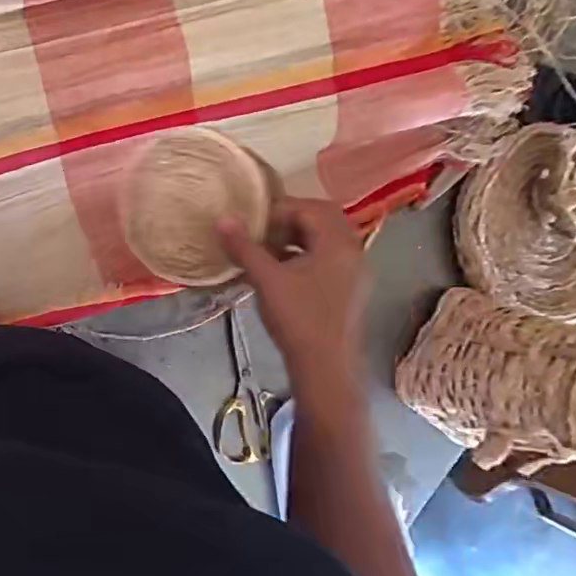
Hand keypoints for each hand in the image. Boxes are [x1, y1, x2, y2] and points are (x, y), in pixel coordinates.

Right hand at [219, 197, 369, 384]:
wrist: (324, 368)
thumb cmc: (297, 319)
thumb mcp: (266, 279)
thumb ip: (244, 247)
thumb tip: (222, 218)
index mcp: (337, 243)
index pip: (310, 208)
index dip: (279, 209)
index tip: (253, 220)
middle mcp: (352, 252)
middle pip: (322, 219)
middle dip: (290, 220)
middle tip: (262, 229)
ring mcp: (354, 272)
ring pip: (325, 240)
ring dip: (296, 238)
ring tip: (267, 249)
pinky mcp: (348, 290)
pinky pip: (327, 259)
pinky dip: (304, 256)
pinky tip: (280, 271)